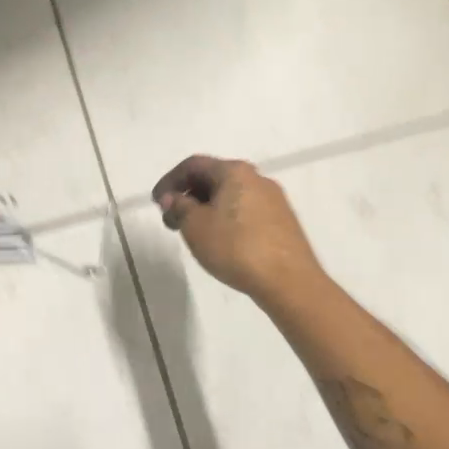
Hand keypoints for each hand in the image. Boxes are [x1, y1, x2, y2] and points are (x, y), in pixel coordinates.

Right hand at [152, 155, 323, 304]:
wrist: (291, 283)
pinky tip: (221, 241)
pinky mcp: (283, 222)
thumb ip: (179, 207)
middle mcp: (257, 178)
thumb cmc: (236, 247)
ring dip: (206, 209)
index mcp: (235, 171)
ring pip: (230, 196)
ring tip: (194, 233)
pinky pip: (245, 211)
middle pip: (213, 178)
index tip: (157, 203)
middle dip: (188, 196)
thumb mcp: (195, 226)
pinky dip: (226, 218)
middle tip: (172, 220)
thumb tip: (173, 198)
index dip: (169, 181)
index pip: (193, 165)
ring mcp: (274, 200)